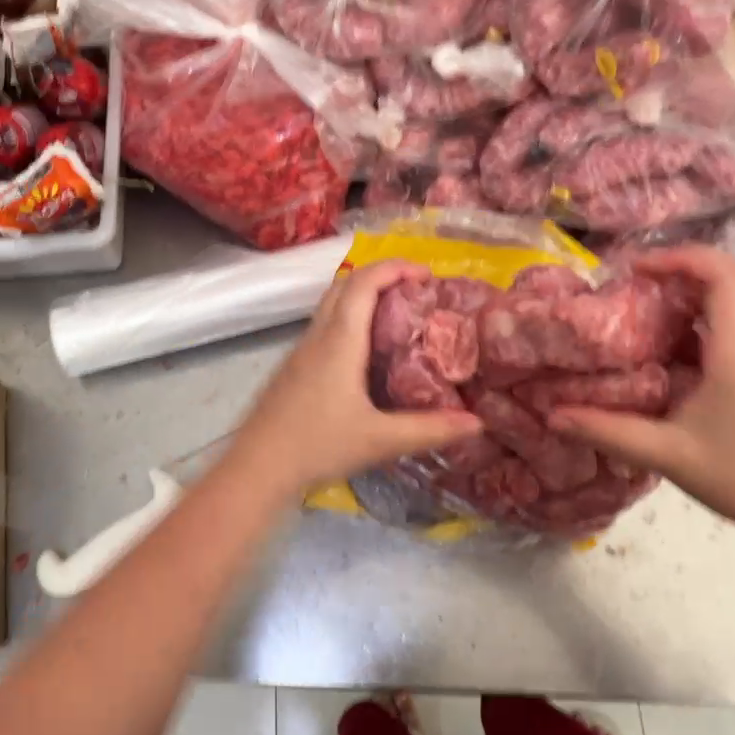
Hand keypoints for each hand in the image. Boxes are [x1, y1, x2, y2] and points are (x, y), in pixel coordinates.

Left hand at [228, 260, 482, 494]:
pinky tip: (366, 355)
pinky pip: (323, 328)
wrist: (257, 466)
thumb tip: (477, 423)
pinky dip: (349, 322)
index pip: (364, 283)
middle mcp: (318, 336)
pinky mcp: (292, 369)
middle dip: (380, 277)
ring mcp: (300, 351)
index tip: (427, 273)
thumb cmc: (318, 445)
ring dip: (362, 299)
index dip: (395, 268)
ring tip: (398, 319)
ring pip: (331, 306)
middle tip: (415, 293)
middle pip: (344, 285)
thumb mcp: (380, 441)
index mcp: (340, 341)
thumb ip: (429, 429)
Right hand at [548, 246, 734, 535]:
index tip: (635, 269)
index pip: (725, 275)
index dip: (680, 258)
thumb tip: (552, 414)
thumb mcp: (669, 456)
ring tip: (641, 314)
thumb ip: (608, 432)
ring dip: (689, 296)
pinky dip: (698, 323)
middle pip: (731, 279)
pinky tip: (666, 354)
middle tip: (632, 286)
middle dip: (680, 270)